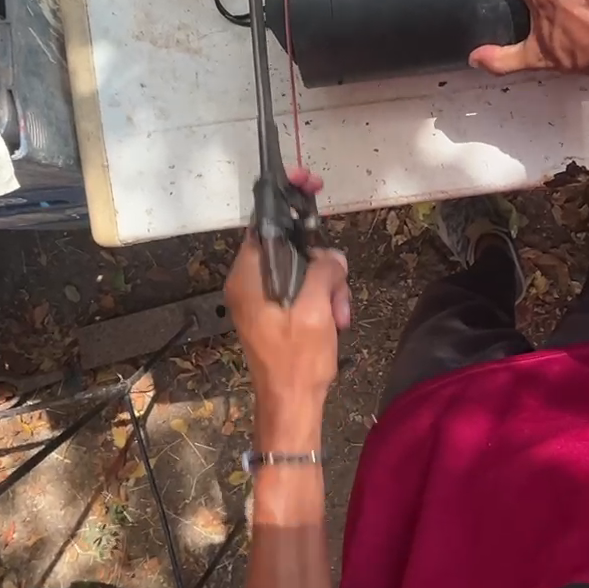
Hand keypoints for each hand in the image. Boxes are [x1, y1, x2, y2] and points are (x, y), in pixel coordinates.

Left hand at [225, 169, 349, 443]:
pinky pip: (304, 287)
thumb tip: (333, 255)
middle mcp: (250, 281)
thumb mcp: (315, 309)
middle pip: (290, 244)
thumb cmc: (298, 360)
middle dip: (322, 261)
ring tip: (340, 313)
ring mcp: (262, 296)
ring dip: (329, 284)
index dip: (287, 198)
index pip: (264, 221)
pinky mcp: (276, 310)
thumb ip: (325, 271)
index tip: (307, 181)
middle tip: (340, 282)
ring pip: (304, 267)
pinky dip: (324, 297)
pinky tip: (336, 319)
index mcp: (248, 276)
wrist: (292, 406)